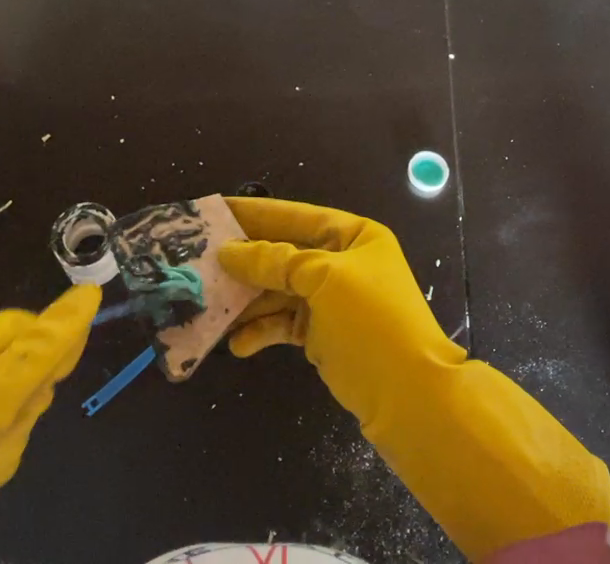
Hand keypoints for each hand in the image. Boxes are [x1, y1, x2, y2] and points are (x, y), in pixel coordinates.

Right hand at [220, 198, 609, 560]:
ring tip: (207, 304)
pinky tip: (238, 343)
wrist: (413, 400)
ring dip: (246, 299)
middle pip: (282, 253)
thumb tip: (227, 252)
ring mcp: (333, 300)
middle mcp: (343, 262)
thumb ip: (273, 260)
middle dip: (242, 260)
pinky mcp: (324, 335)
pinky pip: (284, 323)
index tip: (211, 210)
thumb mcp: (322, 280)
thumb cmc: (372, 324)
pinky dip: (261, 330)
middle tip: (197, 260)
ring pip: (278, 290)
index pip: (293, 216)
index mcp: (353, 235)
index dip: (252, 213)